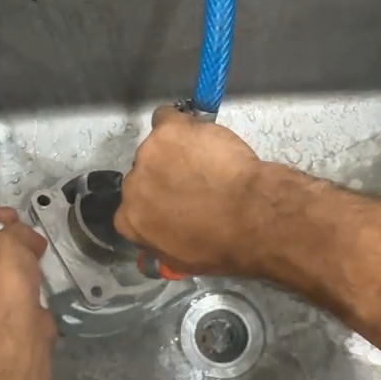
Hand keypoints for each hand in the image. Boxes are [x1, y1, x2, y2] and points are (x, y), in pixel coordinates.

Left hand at [0, 208, 54, 348]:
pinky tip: (46, 275)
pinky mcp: (15, 307)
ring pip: (9, 266)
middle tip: (33, 235)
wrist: (15, 330)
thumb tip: (28, 240)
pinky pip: (24, 283)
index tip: (15, 214)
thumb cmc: (5, 279)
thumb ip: (17, 231)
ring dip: (26, 256)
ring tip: (42, 252)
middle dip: (13, 236)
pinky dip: (35, 276)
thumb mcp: (9, 240)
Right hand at [115, 105, 276, 275]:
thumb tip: (156, 251)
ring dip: (176, 152)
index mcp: (130, 220)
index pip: (131, 209)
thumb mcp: (183, 261)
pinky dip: (180, 123)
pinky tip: (198, 133)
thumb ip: (161, 248)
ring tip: (206, 161)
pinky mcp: (170, 129)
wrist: (250, 215)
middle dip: (163, 178)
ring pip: (158, 146)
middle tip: (194, 184)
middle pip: (143, 174)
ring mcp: (149, 153)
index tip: (172, 205)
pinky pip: (167, 118)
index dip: (153, 204)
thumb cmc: (221, 245)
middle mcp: (131, 185)